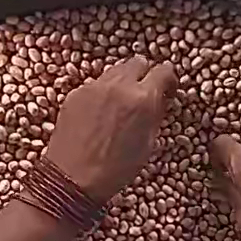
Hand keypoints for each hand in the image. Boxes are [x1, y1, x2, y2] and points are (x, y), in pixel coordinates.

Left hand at [43, 55, 176, 199]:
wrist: (72, 178)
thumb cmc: (114, 170)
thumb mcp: (147, 144)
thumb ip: (156, 114)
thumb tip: (160, 99)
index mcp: (143, 99)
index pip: (164, 71)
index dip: (169, 80)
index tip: (168, 89)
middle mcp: (119, 86)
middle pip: (138, 63)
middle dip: (145, 74)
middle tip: (145, 93)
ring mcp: (94, 87)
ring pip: (116, 70)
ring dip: (124, 80)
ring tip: (122, 103)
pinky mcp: (76, 93)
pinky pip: (96, 84)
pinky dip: (103, 92)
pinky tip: (101, 112)